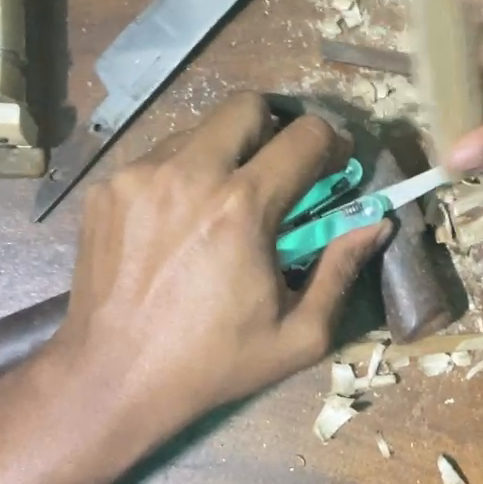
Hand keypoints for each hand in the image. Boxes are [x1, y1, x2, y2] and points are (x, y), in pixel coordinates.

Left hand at [34, 94, 388, 458]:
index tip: (335, 162)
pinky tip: (181, 223)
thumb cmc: (214, 363)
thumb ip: (342, 269)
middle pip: (246, 106)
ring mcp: (139, 176)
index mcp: (242, 208)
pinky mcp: (106, 188)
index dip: (332, 142)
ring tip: (226, 204)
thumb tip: (375, 224)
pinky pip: (158, 158)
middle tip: (281, 169)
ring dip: (226, 153)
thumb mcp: (299, 334)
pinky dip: (183, 176)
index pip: (304, 136)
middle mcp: (188, 174)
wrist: (114, 377)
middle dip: (276, 128)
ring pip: (199, 130)